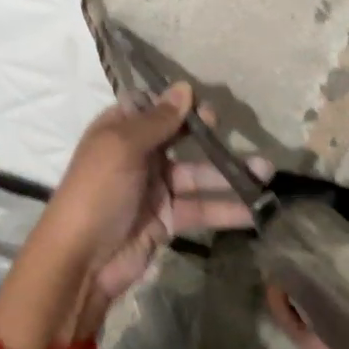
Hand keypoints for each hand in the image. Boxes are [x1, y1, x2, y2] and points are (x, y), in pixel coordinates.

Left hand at [39, 83, 267, 300]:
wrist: (81, 260)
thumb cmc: (98, 192)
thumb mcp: (123, 147)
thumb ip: (157, 120)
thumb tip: (184, 87)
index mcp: (120, 130)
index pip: (153, 108)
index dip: (179, 105)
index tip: (206, 105)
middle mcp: (138, 155)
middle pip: (180, 140)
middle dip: (211, 138)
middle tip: (238, 133)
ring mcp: (154, 189)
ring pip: (197, 175)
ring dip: (230, 175)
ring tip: (267, 171)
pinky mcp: (167, 220)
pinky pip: (201, 208)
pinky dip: (226, 208)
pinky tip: (255, 208)